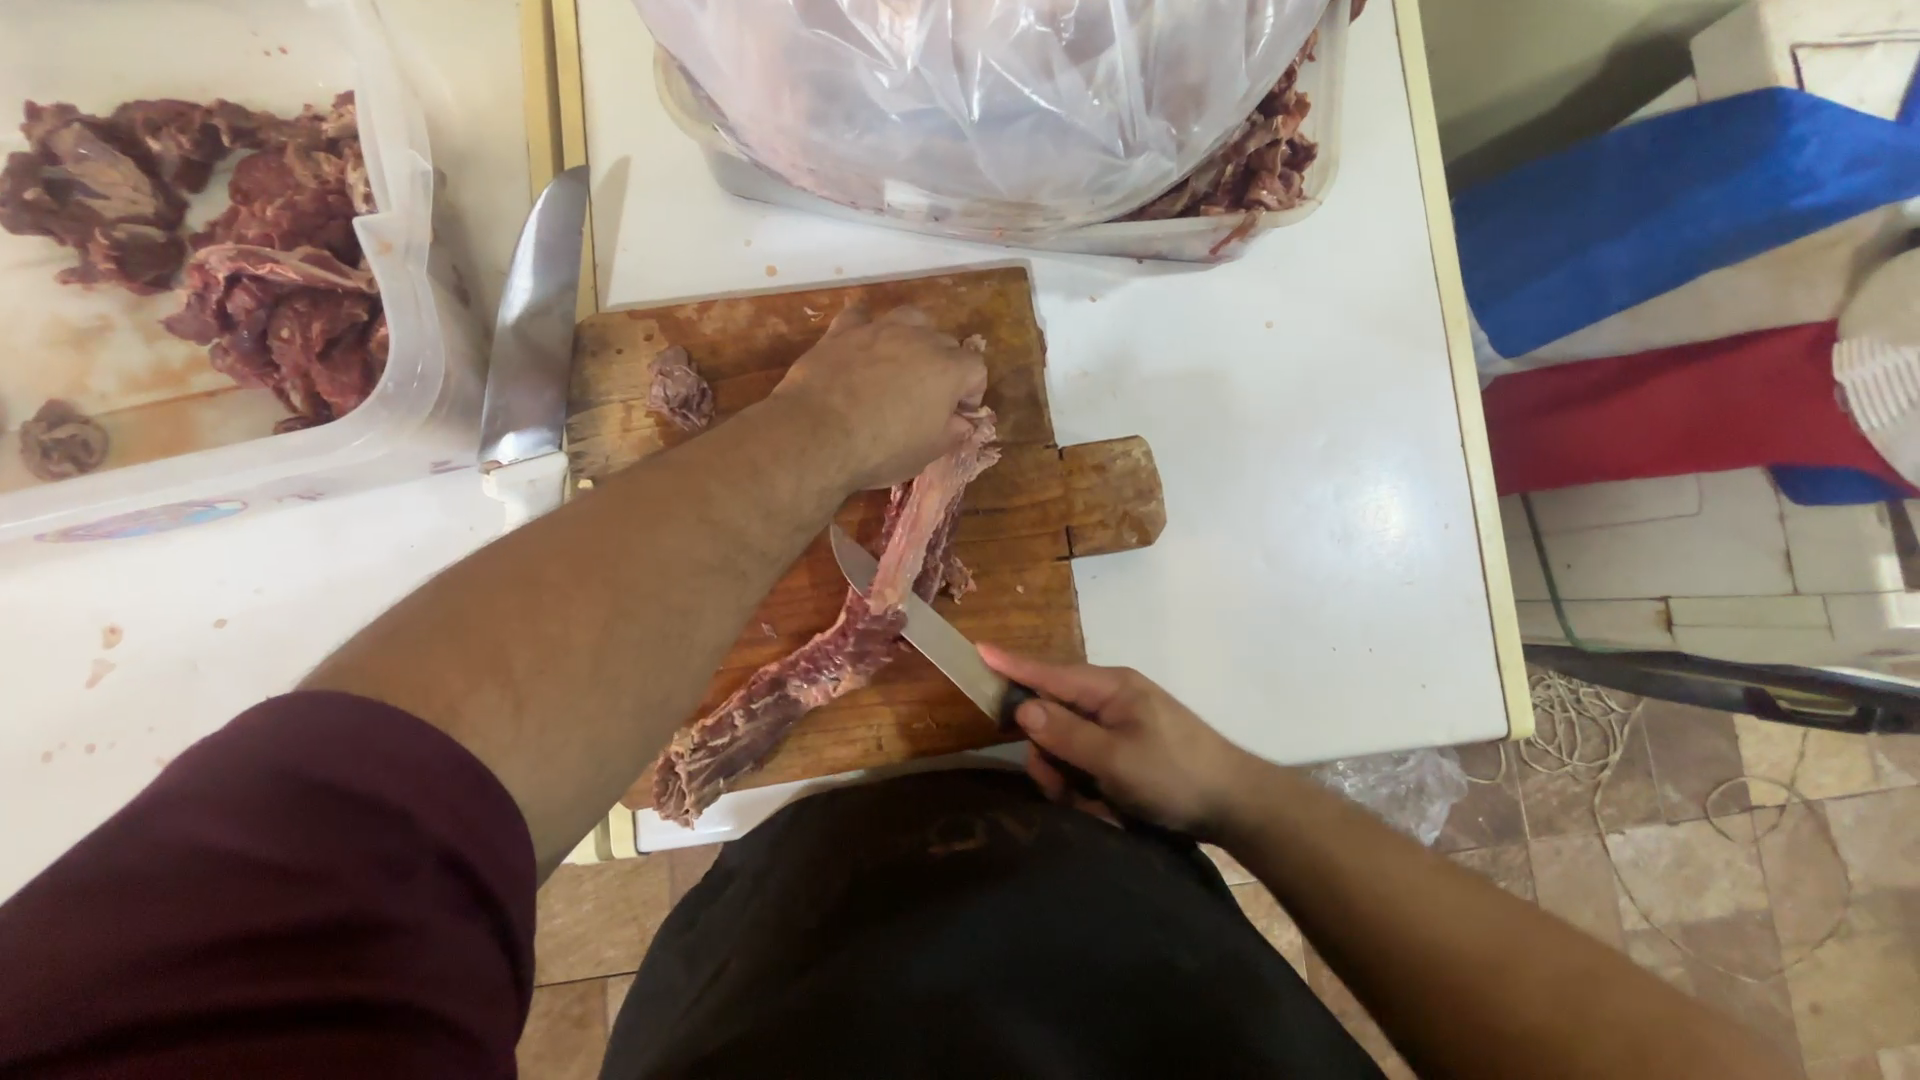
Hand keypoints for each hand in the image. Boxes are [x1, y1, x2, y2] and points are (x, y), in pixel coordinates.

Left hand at [770, 304, 988, 489]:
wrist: (816, 435)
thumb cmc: (881, 449)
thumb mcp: (927, 452)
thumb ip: (952, 433)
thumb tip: (962, 423)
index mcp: (948, 369)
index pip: (976, 368)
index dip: (972, 392)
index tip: (959, 413)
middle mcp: (919, 339)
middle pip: (945, 342)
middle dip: (946, 366)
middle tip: (930, 395)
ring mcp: (879, 329)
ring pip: (910, 318)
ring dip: (914, 336)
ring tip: (904, 360)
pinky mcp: (842, 331)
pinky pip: (860, 316)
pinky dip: (866, 327)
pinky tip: (862, 343)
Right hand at [980, 646, 1277, 838]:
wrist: (1236, 806)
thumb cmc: (1176, 776)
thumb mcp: (1116, 760)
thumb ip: (1066, 734)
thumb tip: (1022, 708)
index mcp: (1110, 688)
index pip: (1048, 672)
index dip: (1011, 665)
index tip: (977, 650)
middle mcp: (1111, 700)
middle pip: (1053, 717)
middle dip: (1049, 755)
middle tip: (1060, 789)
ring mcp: (1121, 726)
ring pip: (1068, 745)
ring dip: (1069, 778)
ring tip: (1092, 806)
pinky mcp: (1128, 751)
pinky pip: (1089, 762)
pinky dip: (1090, 786)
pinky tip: (1107, 808)